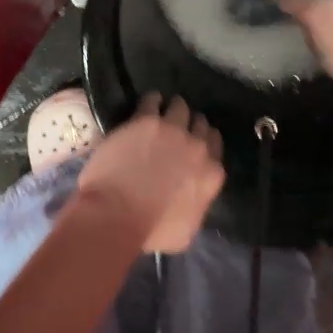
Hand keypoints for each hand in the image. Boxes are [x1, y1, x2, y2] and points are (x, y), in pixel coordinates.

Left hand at [75, 93, 226, 252]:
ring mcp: (172, 130)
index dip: (204, 144)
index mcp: (211, 174)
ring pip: (181, 108)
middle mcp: (198, 147)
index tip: (193, 146)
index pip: (215, 148)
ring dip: (174, 109)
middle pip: (200, 125)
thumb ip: (196, 208)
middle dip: (191, 126)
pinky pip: (153, 101)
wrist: (117, 214)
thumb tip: (193, 202)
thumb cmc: (151, 231)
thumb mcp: (186, 232)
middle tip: (178, 130)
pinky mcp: (146, 120)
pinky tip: (148, 102)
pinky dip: (152, 100)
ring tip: (163, 110)